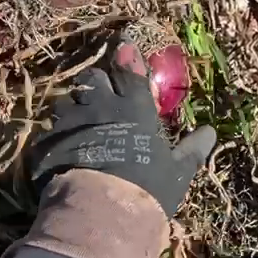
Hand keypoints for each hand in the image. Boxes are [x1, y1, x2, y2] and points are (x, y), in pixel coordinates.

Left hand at [29, 38, 215, 215]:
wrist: (101, 214)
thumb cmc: (147, 188)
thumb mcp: (178, 170)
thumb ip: (192, 149)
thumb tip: (210, 132)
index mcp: (134, 108)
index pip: (130, 72)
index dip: (127, 56)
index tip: (124, 44)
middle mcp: (101, 107)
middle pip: (94, 79)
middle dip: (97, 81)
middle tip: (101, 93)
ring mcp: (71, 122)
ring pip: (68, 101)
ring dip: (74, 107)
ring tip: (78, 121)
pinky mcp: (47, 143)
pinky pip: (50, 130)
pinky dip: (56, 135)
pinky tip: (60, 148)